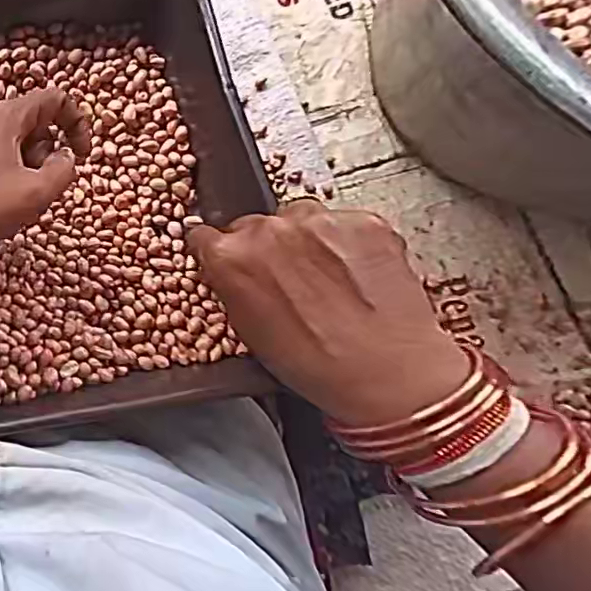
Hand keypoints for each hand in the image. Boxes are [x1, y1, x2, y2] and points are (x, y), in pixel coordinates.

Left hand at [0, 89, 92, 249]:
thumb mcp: (37, 193)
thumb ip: (64, 169)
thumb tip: (65, 158)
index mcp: (1, 117)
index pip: (53, 98)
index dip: (77, 124)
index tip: (81, 155)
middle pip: (32, 121)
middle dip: (47, 152)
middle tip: (42, 184)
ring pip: (12, 140)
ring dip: (27, 165)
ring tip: (18, 197)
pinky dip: (6, 171)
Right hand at [186, 200, 470, 426]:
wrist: (386, 372)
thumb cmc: (314, 361)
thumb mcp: (245, 328)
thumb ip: (231, 285)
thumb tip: (229, 269)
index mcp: (229, 257)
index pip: (204, 235)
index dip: (215, 251)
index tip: (225, 257)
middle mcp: (268, 231)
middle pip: (252, 225)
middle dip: (263, 248)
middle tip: (283, 280)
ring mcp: (318, 223)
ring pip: (297, 217)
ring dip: (302, 239)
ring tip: (321, 277)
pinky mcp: (364, 222)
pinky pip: (341, 223)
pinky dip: (344, 242)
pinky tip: (351, 274)